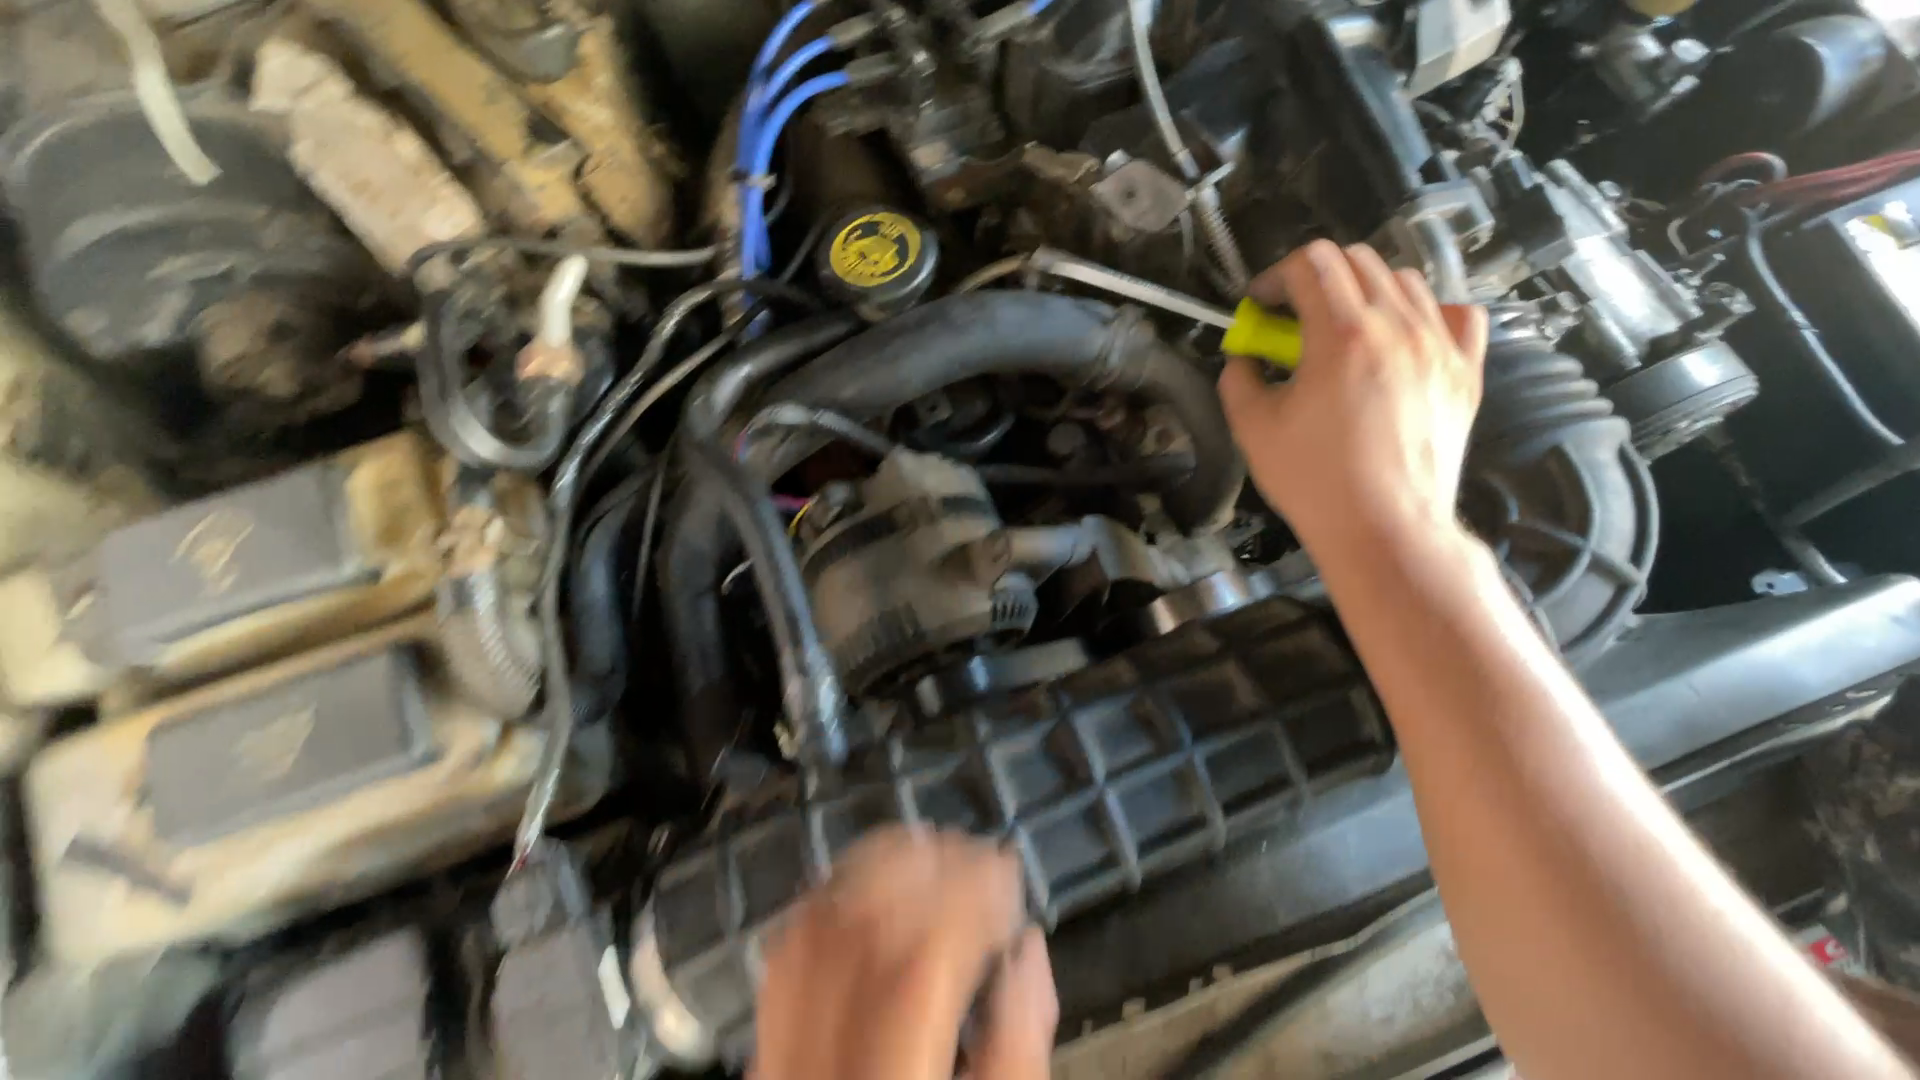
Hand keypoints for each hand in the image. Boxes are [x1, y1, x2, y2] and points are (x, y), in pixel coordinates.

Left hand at [755, 827, 1057, 1079]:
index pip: (925, 962)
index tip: (1005, 866)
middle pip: (857, 930)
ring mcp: (782, 1053)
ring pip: (811, 929)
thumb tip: (1029, 950)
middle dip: (918, 867)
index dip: (968, 894)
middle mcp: (826, 1056)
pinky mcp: (763, 1052)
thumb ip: (1021, 1044)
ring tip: (920, 850)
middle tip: (968, 851)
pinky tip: (857, 890)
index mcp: (893, 1072)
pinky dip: (824, 904)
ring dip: (868, 871)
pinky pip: (782, 958)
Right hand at [1219, 240, 1488, 553]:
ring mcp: (1440, 345)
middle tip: (1293, 317)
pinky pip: (1456, 313)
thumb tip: (1244, 358)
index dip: (1276, 274)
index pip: (1311, 262)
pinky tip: (1404, 338)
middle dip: (1316, 277)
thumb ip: (1239, 379)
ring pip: (1405, 280)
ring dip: (1365, 291)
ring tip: (1345, 330)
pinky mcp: (1465, 372)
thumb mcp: (1253, 429)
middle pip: (1358, 260)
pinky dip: (1426, 312)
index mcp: (1341, 334)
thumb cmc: (1314, 481)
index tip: (1261, 304)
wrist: (1384, 527)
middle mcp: (1397, 325)